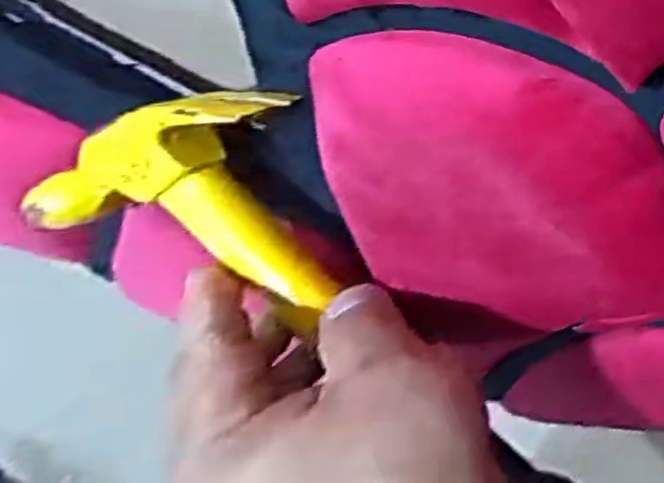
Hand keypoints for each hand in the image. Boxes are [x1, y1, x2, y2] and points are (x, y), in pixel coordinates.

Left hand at [170, 268, 501, 482]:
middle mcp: (230, 465)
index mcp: (221, 445)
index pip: (208, 358)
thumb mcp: (385, 370)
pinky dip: (335, 375)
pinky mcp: (317, 475)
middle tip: (307, 276)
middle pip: (240, 380)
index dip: (214, 304)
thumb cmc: (397, 446)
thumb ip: (358, 321)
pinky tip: (371, 354)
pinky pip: (311, 411)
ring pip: (281, 396)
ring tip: (351, 309)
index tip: (217, 261)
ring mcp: (272, 475)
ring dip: (314, 349)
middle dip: (276, 324)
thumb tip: (344, 297)